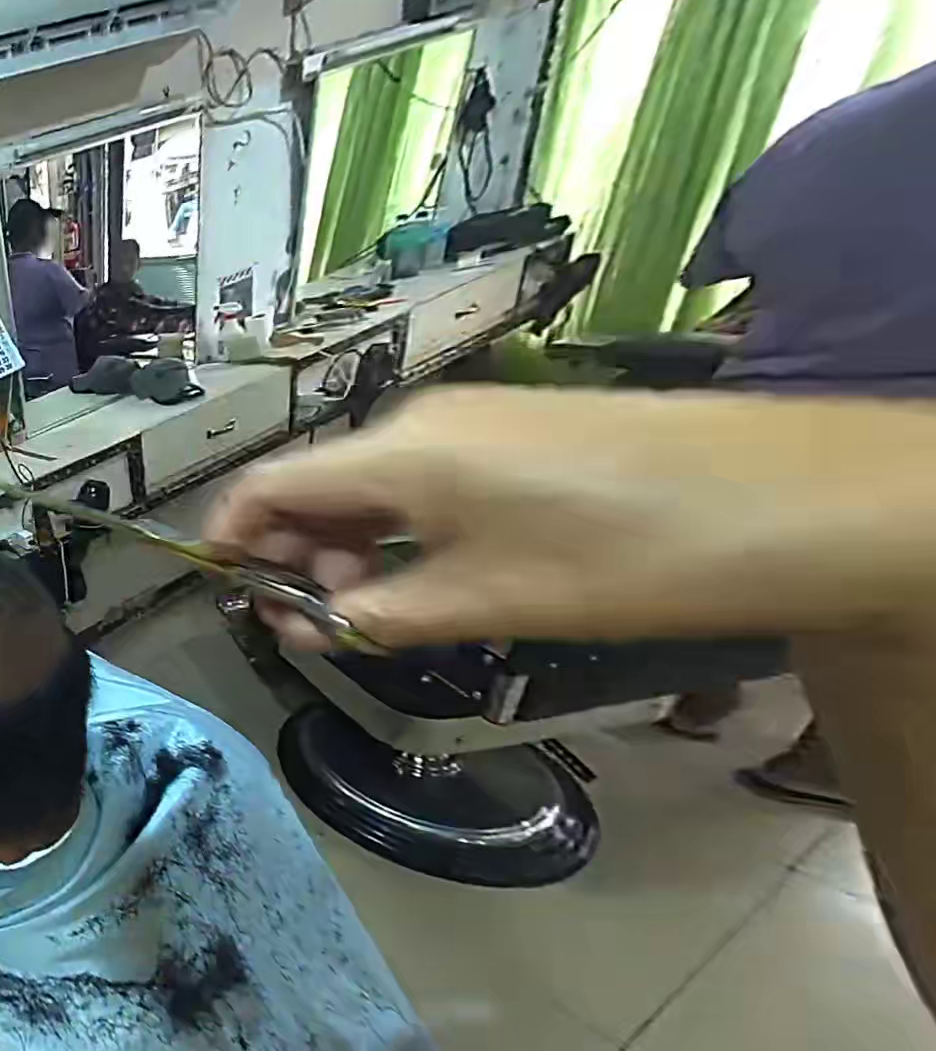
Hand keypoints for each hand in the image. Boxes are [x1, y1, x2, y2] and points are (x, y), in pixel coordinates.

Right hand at [207, 387, 935, 650]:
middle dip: (292, 550)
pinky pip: (406, 477)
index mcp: (395, 455)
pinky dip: (386, 524)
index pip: (268, 485)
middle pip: (309, 485)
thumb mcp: (484, 601)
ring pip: (358, 484)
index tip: (218, 581)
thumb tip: (290, 628)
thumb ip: (369, 615)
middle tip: (313, 611)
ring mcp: (458, 423)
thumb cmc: (635, 554)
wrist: (831, 497)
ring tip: (373, 597)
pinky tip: (418, 563)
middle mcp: (412, 424)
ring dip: (342, 543)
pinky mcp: (497, 432)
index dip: (228, 532)